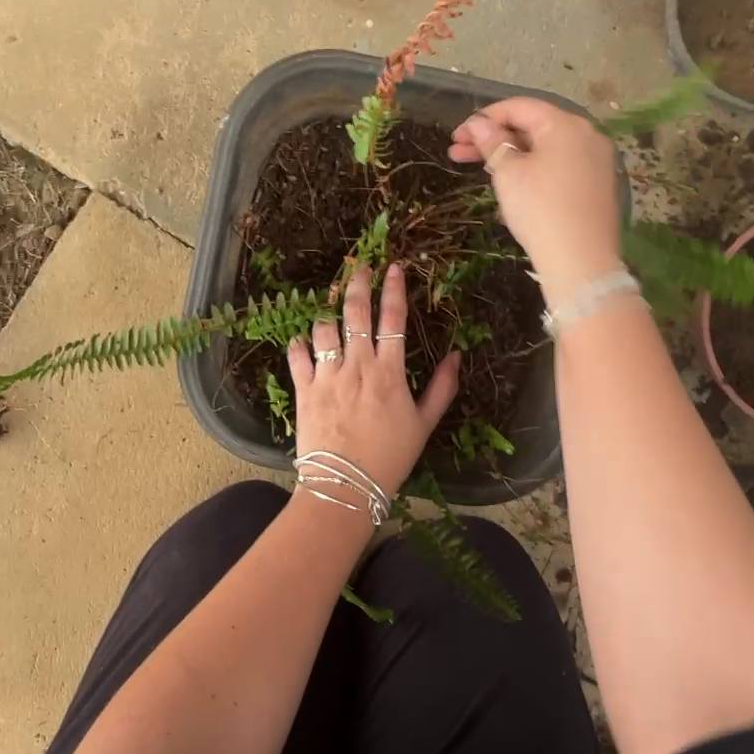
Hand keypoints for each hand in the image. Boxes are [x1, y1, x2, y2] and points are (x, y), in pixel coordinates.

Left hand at [286, 263, 459, 499]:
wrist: (346, 486)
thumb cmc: (389, 458)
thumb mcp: (424, 425)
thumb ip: (441, 388)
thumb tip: (456, 356)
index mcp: (388, 372)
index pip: (394, 319)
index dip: (394, 289)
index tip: (395, 268)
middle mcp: (357, 366)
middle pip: (355, 312)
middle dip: (357, 283)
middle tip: (359, 266)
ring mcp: (327, 376)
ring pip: (324, 328)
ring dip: (327, 312)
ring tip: (330, 303)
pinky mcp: (303, 390)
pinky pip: (297, 356)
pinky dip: (298, 343)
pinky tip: (300, 338)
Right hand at [449, 97, 623, 306]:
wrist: (581, 261)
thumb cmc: (540, 210)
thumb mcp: (508, 174)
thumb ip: (493, 142)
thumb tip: (478, 124)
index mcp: (565, 125)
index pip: (519, 107)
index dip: (484, 118)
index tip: (457, 136)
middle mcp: (587, 135)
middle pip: (532, 128)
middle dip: (494, 139)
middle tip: (458, 154)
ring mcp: (596, 161)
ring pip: (544, 149)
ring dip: (510, 157)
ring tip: (482, 172)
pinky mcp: (596, 185)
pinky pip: (558, 168)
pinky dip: (532, 172)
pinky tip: (511, 190)